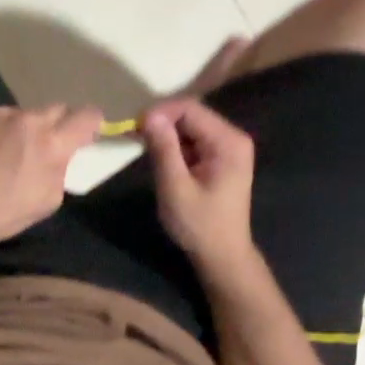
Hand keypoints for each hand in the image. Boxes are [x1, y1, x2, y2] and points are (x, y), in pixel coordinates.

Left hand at [0, 104, 103, 253]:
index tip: (85, 137)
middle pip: (57, 110)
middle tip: (46, 149)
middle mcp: (28, 119)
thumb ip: (62, 170)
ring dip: (25, 129)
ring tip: (8, 155)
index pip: (88, 115)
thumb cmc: (0, 214)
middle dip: (58, 127)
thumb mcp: (47, 201)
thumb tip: (63, 156)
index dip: (91, 126)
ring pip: (25, 114)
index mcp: (52, 143)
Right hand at [140, 97, 257, 271]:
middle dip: (161, 122)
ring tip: (141, 145)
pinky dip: (173, 145)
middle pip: (191, 115)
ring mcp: (227, 148)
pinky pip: (192, 141)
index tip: (133, 126)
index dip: (160, 112)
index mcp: (228, 142)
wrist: (222, 255)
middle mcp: (232, 138)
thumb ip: (163, 149)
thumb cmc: (199, 225)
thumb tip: (149, 115)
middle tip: (132, 135)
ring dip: (165, 134)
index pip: (190, 109)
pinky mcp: (219, 158)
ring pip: (189, 127)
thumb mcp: (176, 187)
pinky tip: (157, 156)